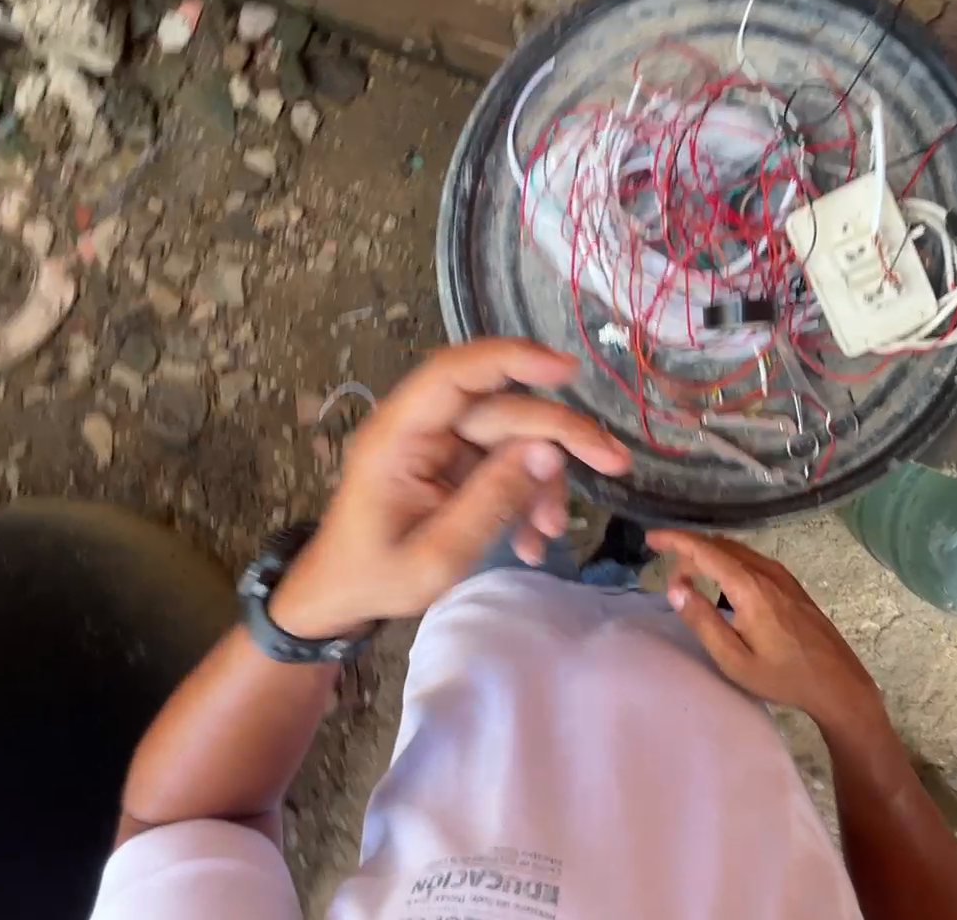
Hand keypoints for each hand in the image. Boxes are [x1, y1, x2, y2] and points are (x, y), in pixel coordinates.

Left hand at [270, 339, 630, 639]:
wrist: (341, 597)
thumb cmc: (374, 576)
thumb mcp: (436, 555)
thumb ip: (491, 501)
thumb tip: (548, 452)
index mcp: (399, 435)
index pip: (456, 372)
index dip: (512, 359)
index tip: (567, 369)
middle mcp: (424, 427)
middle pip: (502, 409)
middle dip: (560, 436)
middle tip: (614, 462)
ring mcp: (442, 445)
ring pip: (513, 440)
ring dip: (544, 480)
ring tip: (553, 530)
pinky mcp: (457, 465)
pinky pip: (507, 467)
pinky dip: (528, 499)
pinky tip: (533, 541)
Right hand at [651, 530, 886, 732]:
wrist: (840, 685)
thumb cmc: (783, 677)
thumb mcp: (735, 659)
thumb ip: (703, 621)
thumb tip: (675, 587)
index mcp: (749, 587)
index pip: (704, 550)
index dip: (675, 540)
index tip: (651, 539)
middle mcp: (765, 572)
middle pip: (719, 544)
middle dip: (687, 546)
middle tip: (664, 563)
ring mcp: (781, 575)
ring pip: (736, 549)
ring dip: (707, 553)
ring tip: (687, 572)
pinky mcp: (790, 584)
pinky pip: (750, 558)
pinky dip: (726, 558)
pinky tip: (720, 577)